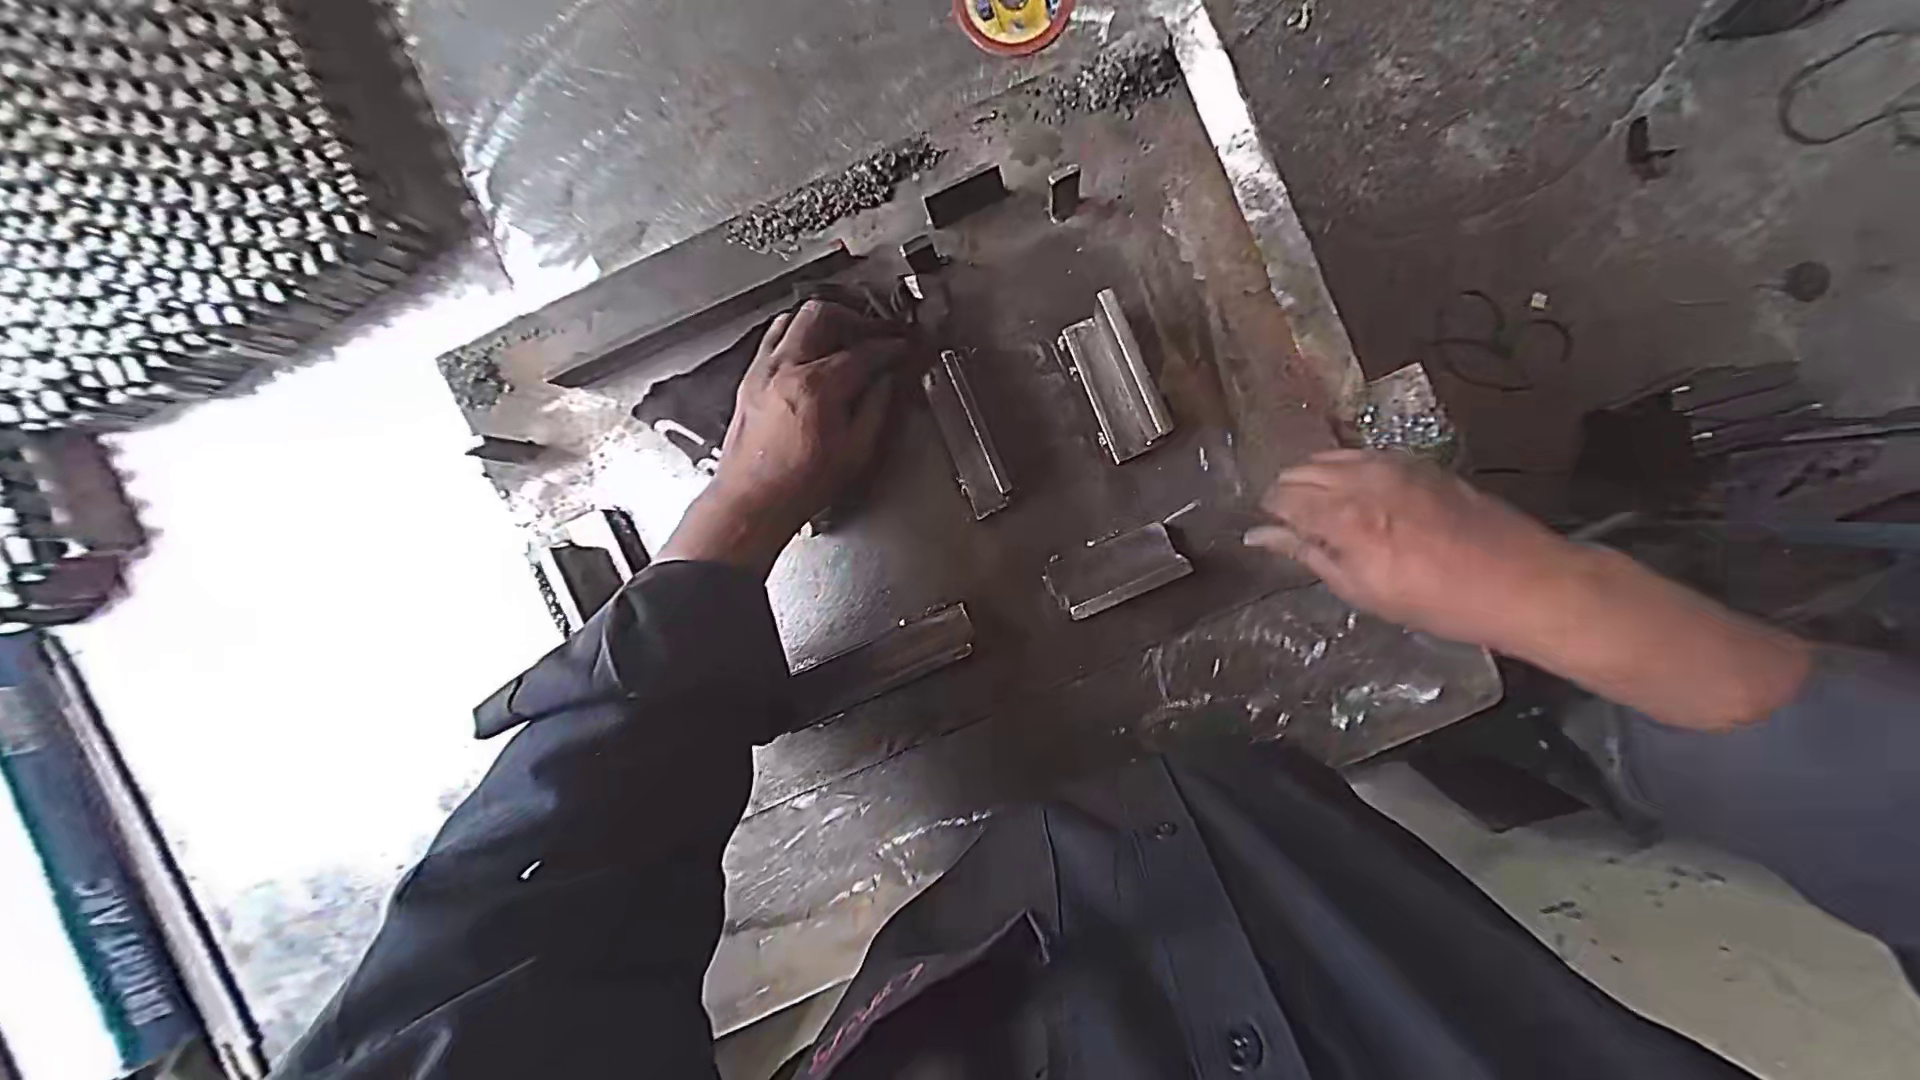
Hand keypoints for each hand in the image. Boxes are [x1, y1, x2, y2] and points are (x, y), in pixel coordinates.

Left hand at [660, 301, 903, 575]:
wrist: (753, 501)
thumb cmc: (798, 485)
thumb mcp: (856, 452)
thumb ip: (876, 408)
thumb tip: (886, 382)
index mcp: (817, 387)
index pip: (863, 352)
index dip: (890, 347)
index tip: (901, 348)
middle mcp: (785, 369)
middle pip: (823, 315)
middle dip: (856, 319)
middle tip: (875, 333)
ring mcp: (763, 371)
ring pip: (793, 319)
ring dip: (824, 322)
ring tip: (844, 338)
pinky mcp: (750, 380)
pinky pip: (774, 339)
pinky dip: (797, 336)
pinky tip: (810, 353)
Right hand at [1245, 449, 1579, 649]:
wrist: (1521, 581)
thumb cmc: (1434, 599)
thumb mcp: (1359, 588)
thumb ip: (1305, 553)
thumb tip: (1260, 536)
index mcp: (1344, 517)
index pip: (1280, 498)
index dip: (1269, 515)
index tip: (1271, 531)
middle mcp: (1362, 480)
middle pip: (1298, 471)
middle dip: (1286, 494)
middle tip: (1294, 524)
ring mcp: (1392, 465)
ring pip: (1326, 457)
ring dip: (1313, 479)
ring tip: (1322, 509)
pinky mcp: (1416, 462)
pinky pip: (1359, 454)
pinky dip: (1343, 469)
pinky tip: (1355, 495)